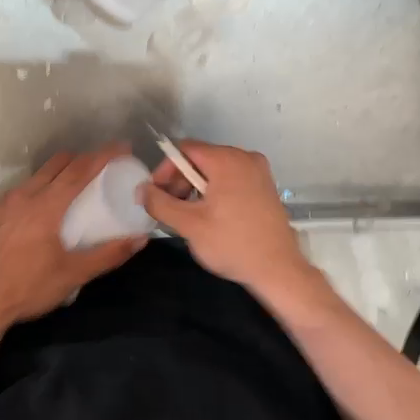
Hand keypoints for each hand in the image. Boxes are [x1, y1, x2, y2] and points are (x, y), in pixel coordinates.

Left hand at [0, 144, 147, 327]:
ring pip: (38, 175)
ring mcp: (4, 203)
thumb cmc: (29, 289)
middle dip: (83, 159)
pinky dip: (40, 186)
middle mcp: (24, 196)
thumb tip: (141, 239)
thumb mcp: (74, 274)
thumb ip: (109, 255)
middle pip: (59, 164)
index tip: (122, 147)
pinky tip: (45, 204)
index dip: (103, 155)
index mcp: (46, 206)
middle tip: (104, 167)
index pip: (80, 170)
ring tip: (77, 184)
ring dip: (60, 171)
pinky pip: (22, 189)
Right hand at [141, 141, 315, 297]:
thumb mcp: (189, 225)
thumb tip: (141, 189)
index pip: (185, 150)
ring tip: (189, 216)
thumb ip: (160, 203)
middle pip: (201, 158)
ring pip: (216, 171)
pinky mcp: (265, 187)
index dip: (165, 170)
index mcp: (227, 160)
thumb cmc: (232, 244)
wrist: (278, 269)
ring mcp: (259, 172)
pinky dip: (215, 192)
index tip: (156, 195)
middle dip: (180, 181)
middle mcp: (245, 158)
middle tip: (170, 209)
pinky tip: (211, 217)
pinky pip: (232, 180)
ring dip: (196, 189)